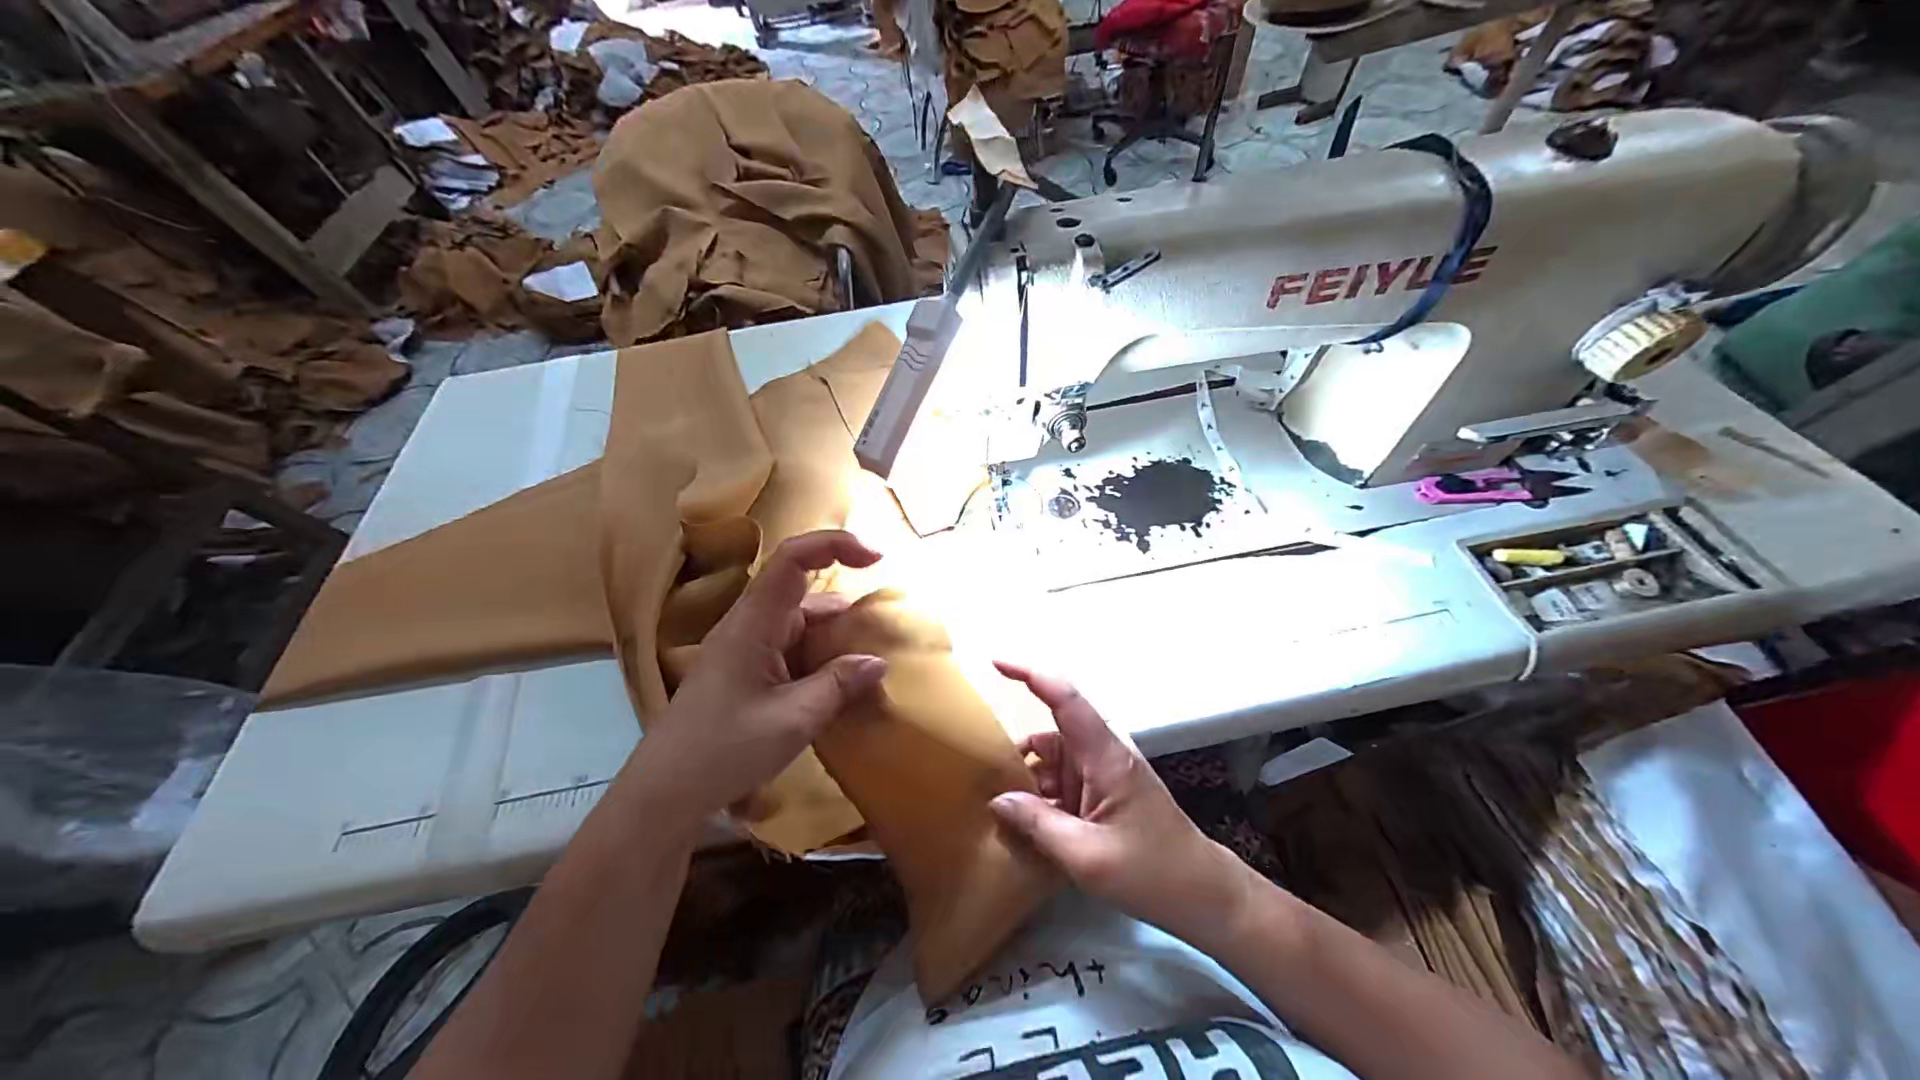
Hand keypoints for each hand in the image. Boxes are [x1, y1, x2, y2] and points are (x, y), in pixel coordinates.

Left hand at [625, 530, 888, 829]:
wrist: (664, 794)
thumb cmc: (724, 750)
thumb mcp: (793, 720)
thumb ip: (838, 685)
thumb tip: (877, 662)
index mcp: (753, 623)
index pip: (792, 559)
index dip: (834, 545)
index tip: (877, 559)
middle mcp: (748, 627)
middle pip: (803, 594)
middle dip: (846, 606)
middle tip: (886, 630)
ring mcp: (745, 651)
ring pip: (799, 626)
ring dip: (835, 638)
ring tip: (872, 662)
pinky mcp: (745, 674)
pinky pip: (790, 651)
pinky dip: (820, 660)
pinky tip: (842, 685)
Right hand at [989, 662, 1256, 946]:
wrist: (1201, 894)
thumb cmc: (1150, 871)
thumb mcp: (1086, 856)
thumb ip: (1037, 824)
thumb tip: (997, 799)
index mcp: (1104, 756)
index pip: (1064, 699)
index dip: (1030, 674)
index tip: (996, 663)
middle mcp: (1102, 755)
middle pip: (1049, 735)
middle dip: (1016, 753)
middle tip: (983, 781)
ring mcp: (1102, 774)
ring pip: (1051, 762)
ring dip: (1027, 781)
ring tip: (999, 811)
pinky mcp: (1102, 793)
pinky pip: (1061, 784)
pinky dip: (1040, 798)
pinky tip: (1024, 826)